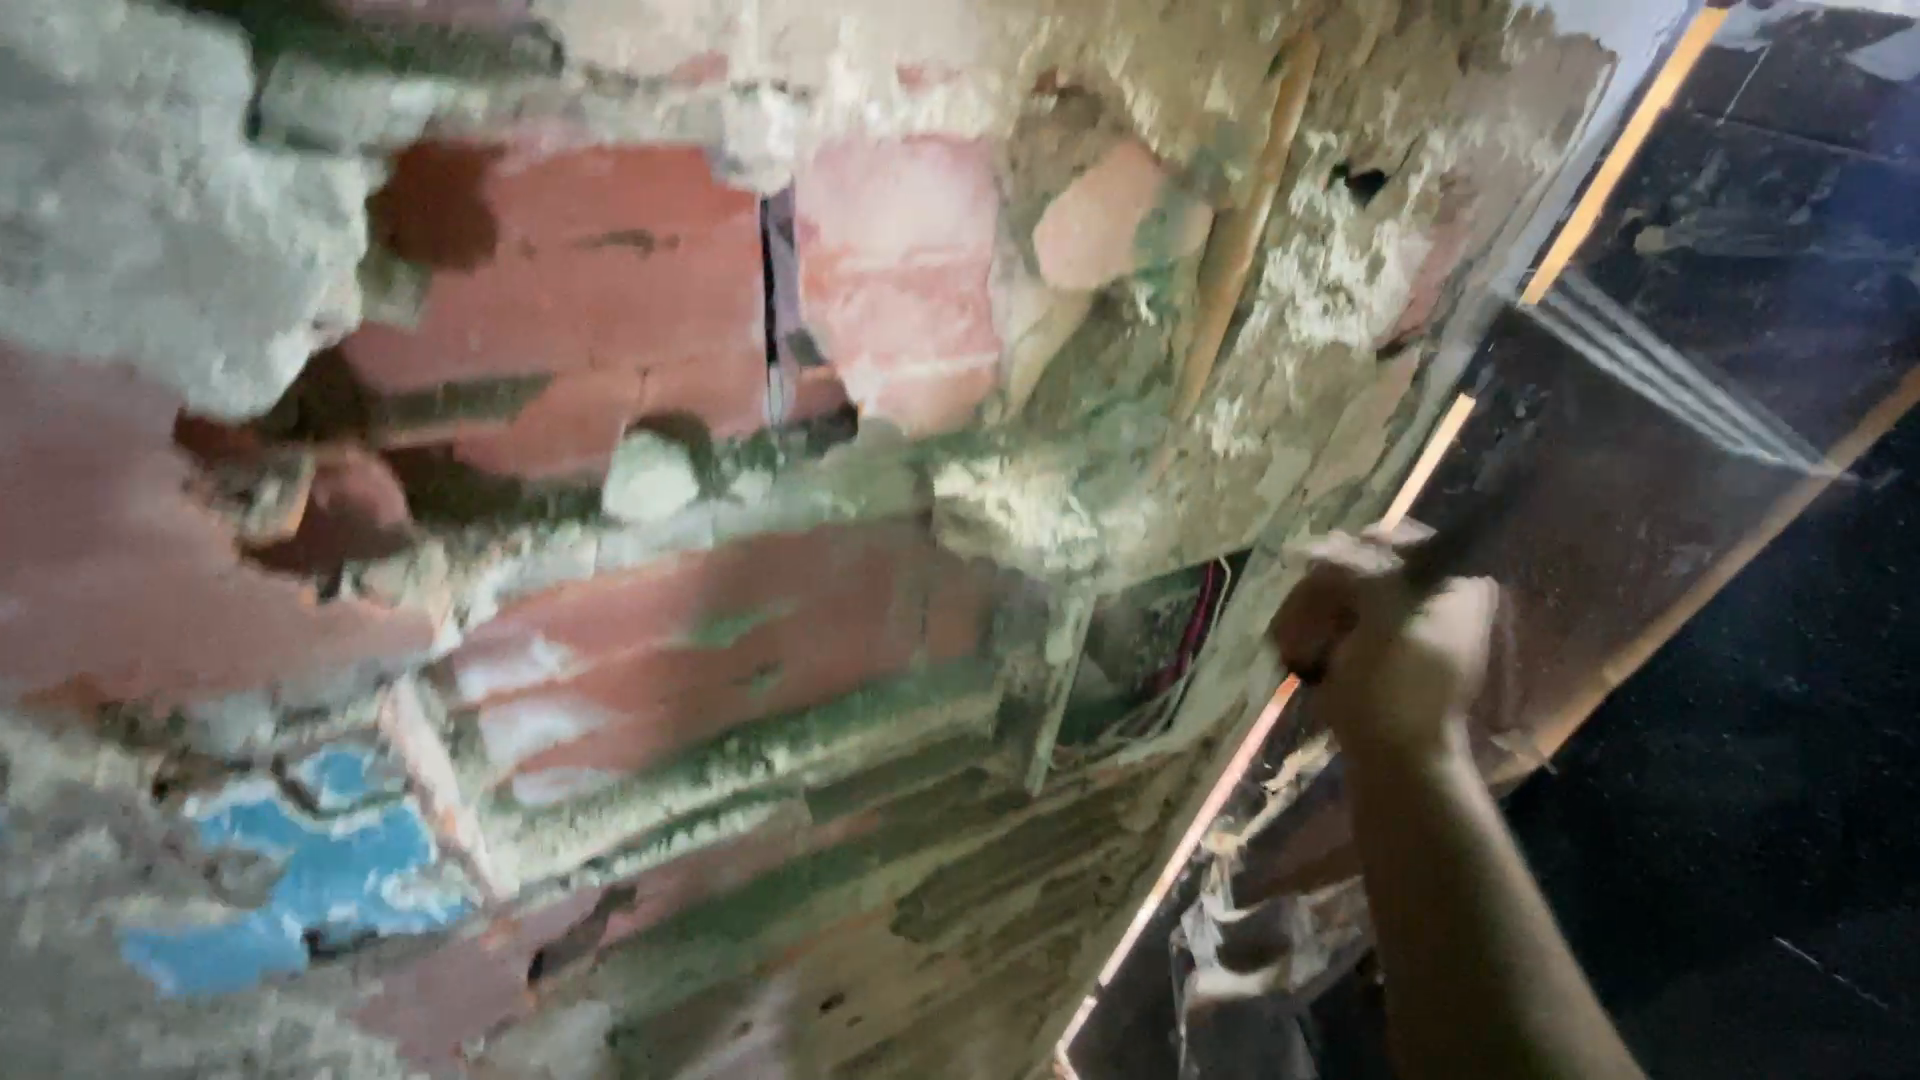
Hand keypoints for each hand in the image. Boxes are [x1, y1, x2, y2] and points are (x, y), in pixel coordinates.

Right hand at [1268, 524, 1498, 768]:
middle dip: (1321, 592)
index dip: (1354, 551)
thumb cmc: (1400, 690)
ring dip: (1305, 614)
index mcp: (1449, 583)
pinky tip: (1298, 652)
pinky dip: (1305, 630)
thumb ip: (1361, 571)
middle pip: (1355, 562)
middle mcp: (1421, 592)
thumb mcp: (1388, 621)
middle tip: (1302, 620)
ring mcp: (1388, 616)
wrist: (1393, 755)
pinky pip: (1323, 615)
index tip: (1319, 571)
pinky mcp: (1360, 640)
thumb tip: (1319, 544)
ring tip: (1294, 646)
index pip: (1398, 539)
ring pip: (1330, 589)